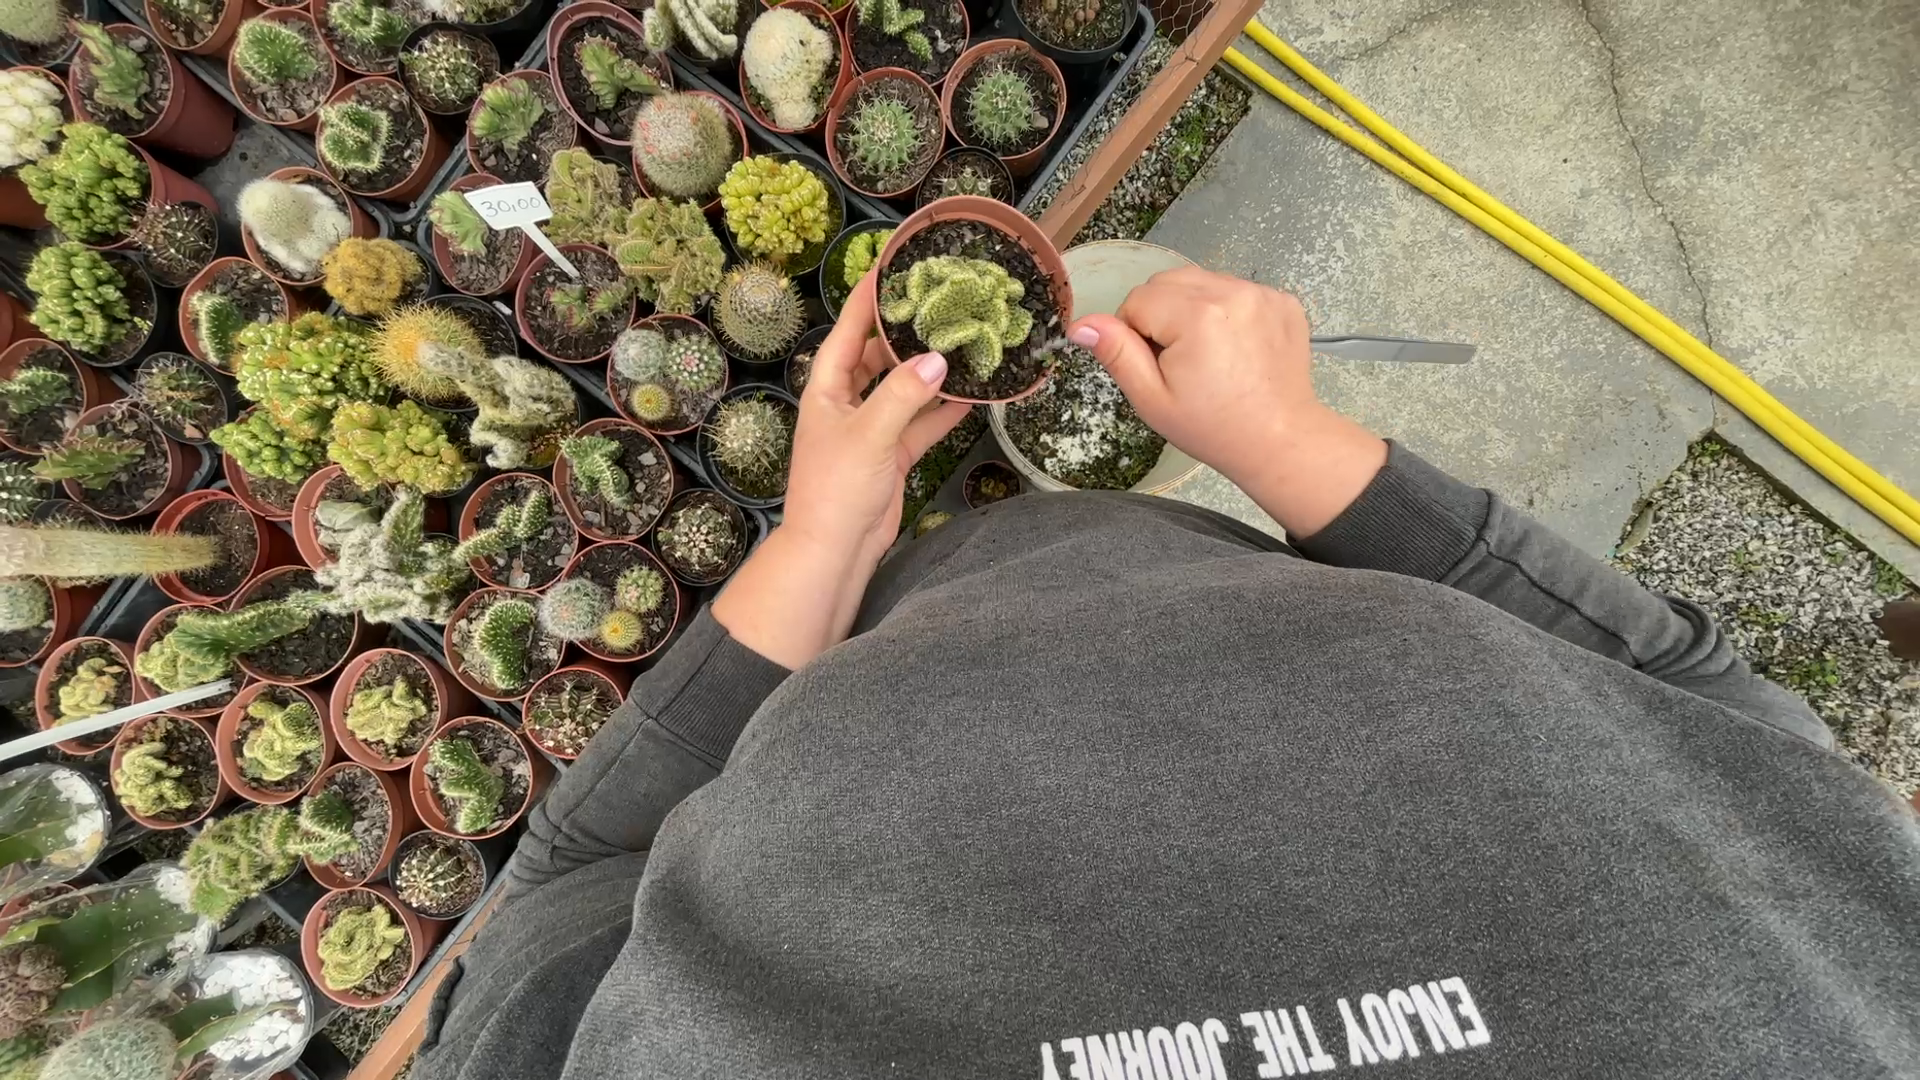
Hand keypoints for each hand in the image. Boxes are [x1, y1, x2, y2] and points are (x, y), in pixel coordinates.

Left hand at [711, 275, 970, 668]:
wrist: (835, 549)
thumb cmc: (837, 488)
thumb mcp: (869, 435)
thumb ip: (904, 394)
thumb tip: (940, 359)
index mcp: (827, 387)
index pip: (849, 328)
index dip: (868, 294)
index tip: (893, 262)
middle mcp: (848, 402)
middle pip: (880, 354)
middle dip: (909, 332)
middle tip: (943, 304)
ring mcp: (872, 428)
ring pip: (905, 389)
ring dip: (931, 373)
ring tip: (965, 344)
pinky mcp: (892, 454)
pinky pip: (921, 424)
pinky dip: (943, 413)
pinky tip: (972, 397)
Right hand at [1068, 267, 1386, 536]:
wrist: (1278, 439)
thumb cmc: (1211, 427)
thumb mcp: (1152, 399)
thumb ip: (1117, 354)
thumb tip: (1080, 324)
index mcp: (1196, 317)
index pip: (1137, 300)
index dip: (1135, 334)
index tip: (1156, 367)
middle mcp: (1231, 292)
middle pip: (1167, 281)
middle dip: (1160, 315)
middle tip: (1176, 361)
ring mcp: (1262, 293)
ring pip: (1199, 281)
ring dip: (1190, 310)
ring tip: (1205, 354)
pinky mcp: (1282, 299)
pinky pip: (1233, 289)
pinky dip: (1223, 312)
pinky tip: (1231, 348)